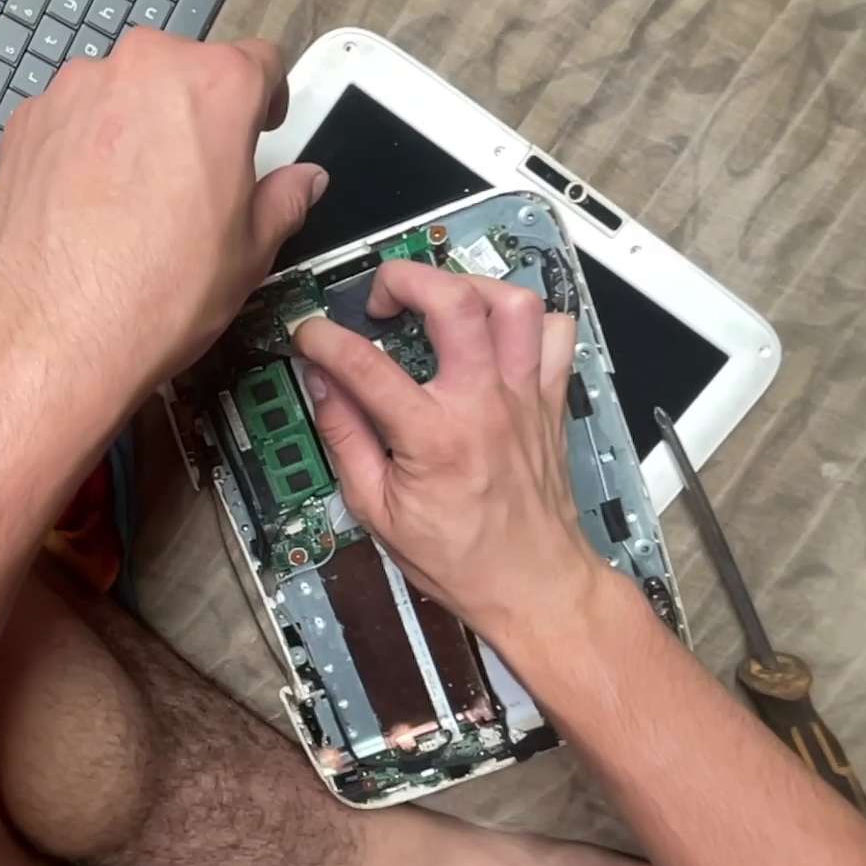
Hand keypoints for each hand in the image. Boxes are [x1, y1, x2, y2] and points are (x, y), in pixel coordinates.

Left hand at [0, 30, 325, 407]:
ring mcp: (75, 90)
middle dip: (194, 117)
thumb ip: (283, 201)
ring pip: (123, 94)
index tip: (258, 129)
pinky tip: (85, 204)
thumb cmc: (156, 294)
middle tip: (193, 181)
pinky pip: (71, 118)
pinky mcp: (27, 120)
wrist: (51, 332)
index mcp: (215, 87)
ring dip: (135, 128)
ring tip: (131, 200)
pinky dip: (83, 147)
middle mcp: (143, 69)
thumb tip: (302, 182)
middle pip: (183, 74)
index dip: (264, 101)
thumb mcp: (249, 254)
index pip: (258, 64)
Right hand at [291, 261, 605, 640]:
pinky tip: (490, 333)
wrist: (535, 586)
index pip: (364, 364)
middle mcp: (484, 404)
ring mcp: (525, 396)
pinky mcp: (550, 399)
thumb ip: (343, 436)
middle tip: (379, 299)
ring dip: (466, 287)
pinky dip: (524, 319)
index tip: (307, 336)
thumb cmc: (454, 556)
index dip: (323, 338)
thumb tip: (320, 381)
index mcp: (432, 436)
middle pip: (454, 302)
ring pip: (514, 304)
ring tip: (435, 303)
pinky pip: (557, 333)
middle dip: (404, 279)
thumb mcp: (374, 508)